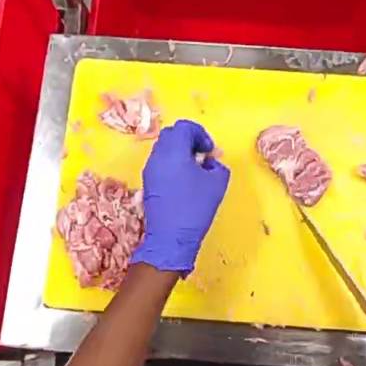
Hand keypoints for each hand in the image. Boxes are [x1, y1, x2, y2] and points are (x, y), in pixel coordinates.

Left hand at [130, 120, 229, 274]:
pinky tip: (184, 184)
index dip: (201, 134)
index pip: (184, 127)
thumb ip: (217, 165)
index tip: (210, 151)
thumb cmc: (195, 208)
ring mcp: (149, 170)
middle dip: (189, 141)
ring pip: (165, 149)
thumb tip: (209, 162)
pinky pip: (160, 164)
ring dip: (181, 154)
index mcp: (173, 150)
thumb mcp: (217, 183)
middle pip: (172, 135)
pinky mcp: (147, 183)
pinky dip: (173, 165)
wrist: (170, 238)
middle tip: (203, 158)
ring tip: (195, 172)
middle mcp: (157, 156)